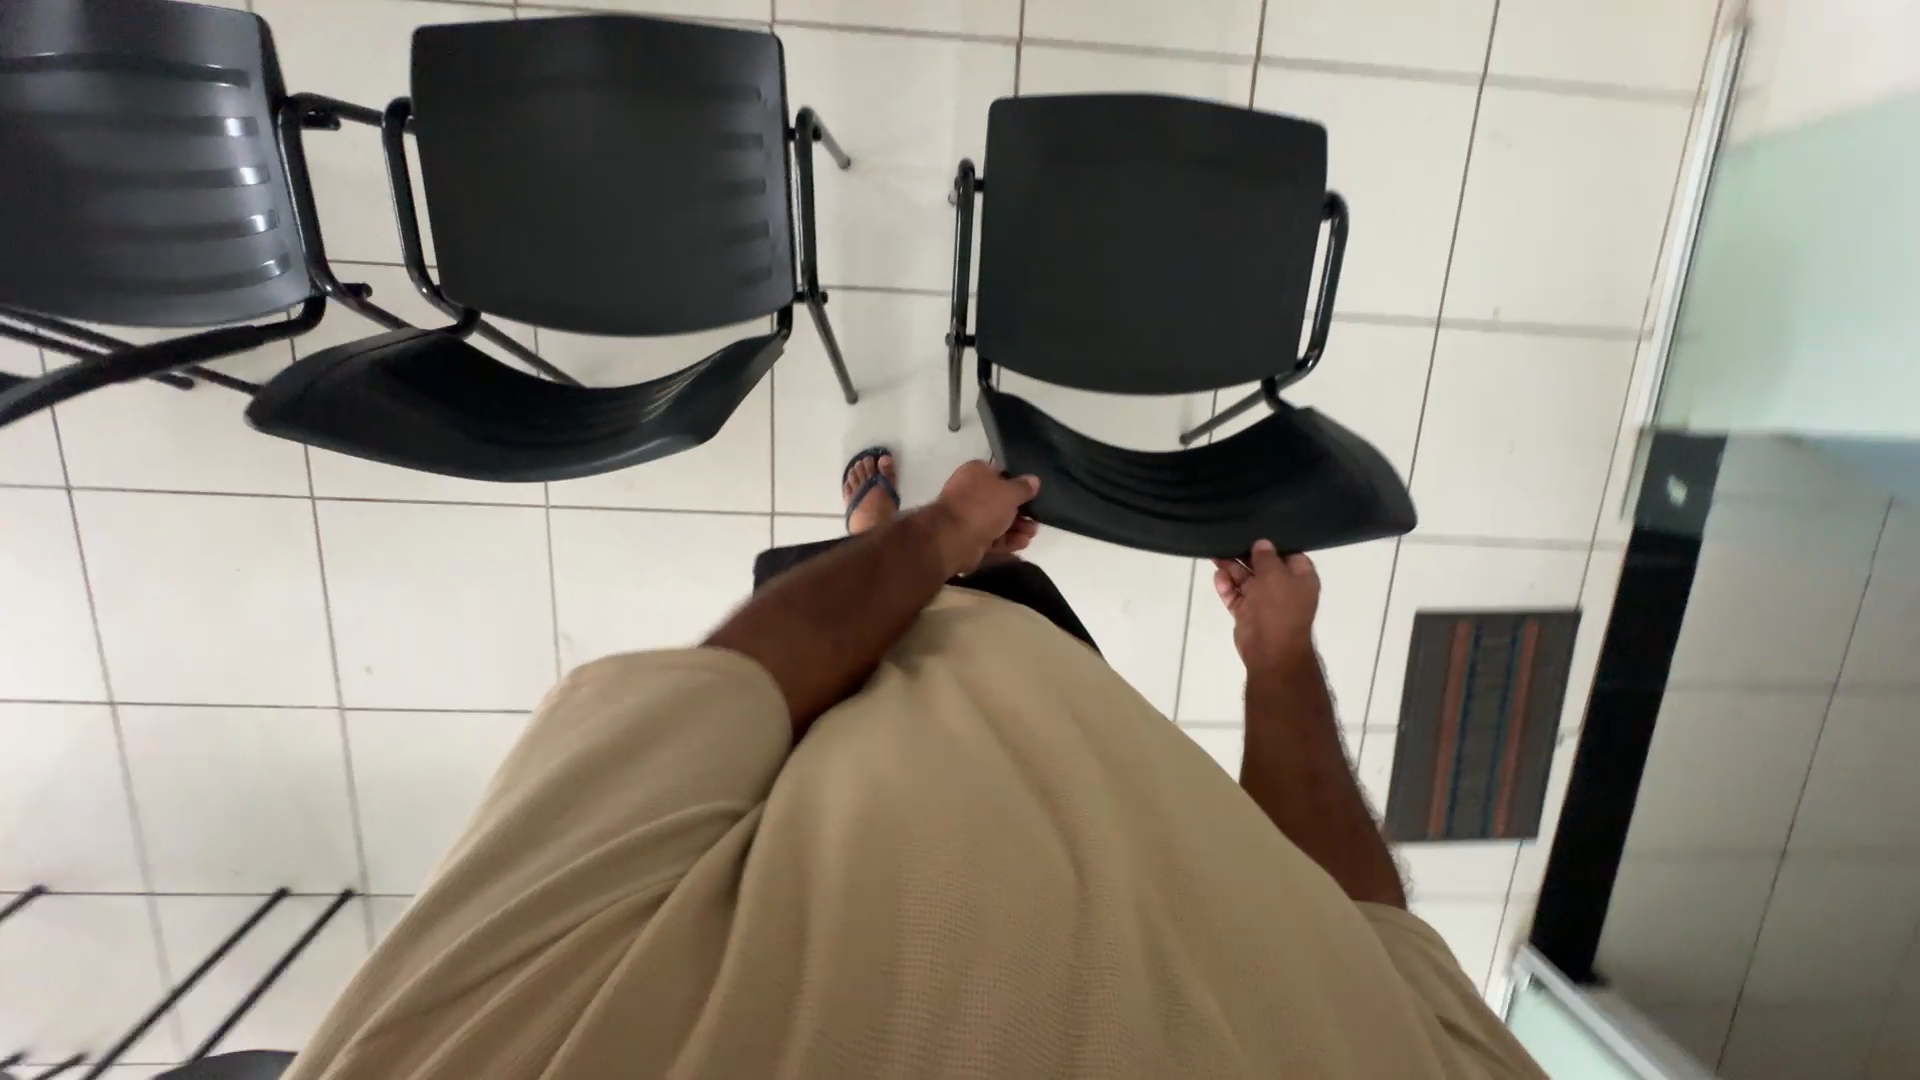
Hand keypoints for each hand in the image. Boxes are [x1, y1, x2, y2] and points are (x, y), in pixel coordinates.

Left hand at [927, 461, 1039, 574]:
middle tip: (1036, 519)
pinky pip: (992, 538)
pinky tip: (1023, 543)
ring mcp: (968, 517)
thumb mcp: (1010, 492)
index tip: (1033, 494)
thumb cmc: (983, 506)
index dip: (1017, 483)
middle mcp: (970, 492)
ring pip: (997, 521)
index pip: (1000, 474)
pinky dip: (1007, 540)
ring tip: (1032, 533)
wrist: (955, 538)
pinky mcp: (969, 538)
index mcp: (975, 473)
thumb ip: (1024, 487)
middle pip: (1000, 501)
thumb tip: (1034, 480)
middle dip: (1020, 511)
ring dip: (1017, 527)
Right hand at [1214, 540, 1319, 672]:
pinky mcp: (1247, 613)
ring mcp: (1264, 602)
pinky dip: (1227, 587)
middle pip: (1263, 566)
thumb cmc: (1279, 608)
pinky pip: (1235, 595)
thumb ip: (1266, 556)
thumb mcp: (1275, 575)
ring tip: (1215, 554)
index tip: (1256, 532)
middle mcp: (1283, 588)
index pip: (1289, 554)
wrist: (1270, 649)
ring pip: (1246, 580)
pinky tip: (1218, 576)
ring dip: (1232, 569)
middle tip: (1228, 539)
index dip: (1273, 544)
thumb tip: (1262, 543)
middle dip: (1246, 555)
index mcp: (1300, 578)